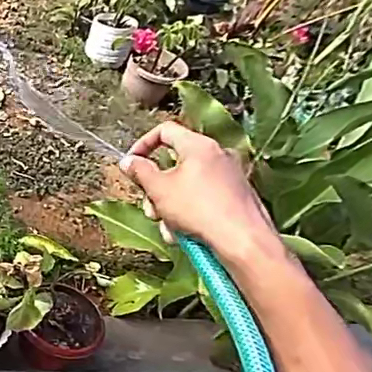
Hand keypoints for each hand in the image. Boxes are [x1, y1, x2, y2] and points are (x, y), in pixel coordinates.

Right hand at [119, 121, 288, 270]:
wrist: (242, 240)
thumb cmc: (200, 210)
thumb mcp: (159, 189)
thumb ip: (140, 171)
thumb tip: (128, 161)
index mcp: (199, 146)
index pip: (165, 131)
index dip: (142, 145)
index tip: (132, 165)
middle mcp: (218, 156)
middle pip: (174, 165)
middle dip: (156, 190)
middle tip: (150, 209)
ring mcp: (230, 177)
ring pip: (186, 188)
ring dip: (170, 208)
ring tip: (169, 229)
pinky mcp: (236, 198)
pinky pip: (202, 201)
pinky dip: (189, 216)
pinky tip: (184, 236)